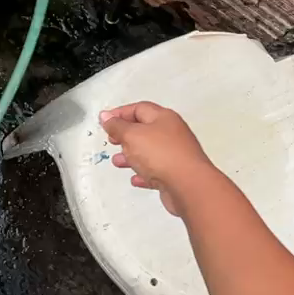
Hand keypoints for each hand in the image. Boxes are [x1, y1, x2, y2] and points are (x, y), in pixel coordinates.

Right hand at [100, 102, 213, 217]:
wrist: (188, 185)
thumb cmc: (161, 155)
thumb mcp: (132, 135)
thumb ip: (117, 126)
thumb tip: (106, 117)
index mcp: (163, 118)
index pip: (139, 108)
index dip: (120, 113)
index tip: (105, 121)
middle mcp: (171, 133)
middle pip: (144, 129)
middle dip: (125, 135)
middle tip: (112, 140)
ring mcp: (175, 154)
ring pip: (149, 151)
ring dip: (131, 155)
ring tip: (118, 161)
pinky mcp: (176, 173)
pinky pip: (156, 170)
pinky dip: (143, 173)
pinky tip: (135, 178)